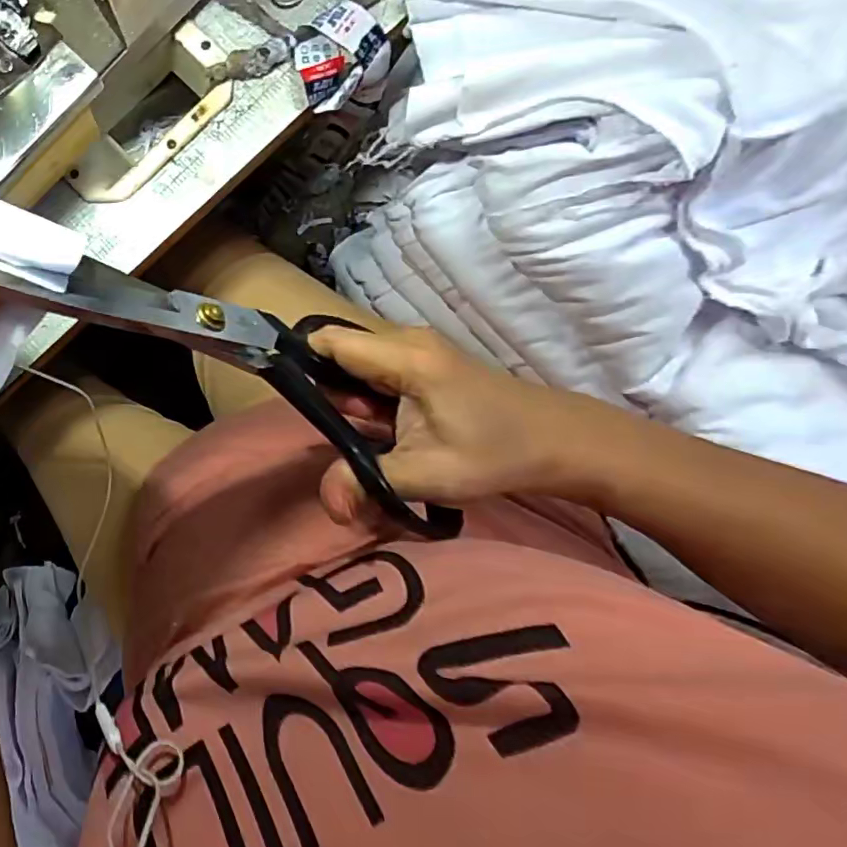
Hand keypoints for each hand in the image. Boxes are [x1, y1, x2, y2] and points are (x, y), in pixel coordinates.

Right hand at [307, 326, 642, 523]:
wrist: (561, 443)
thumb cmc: (496, 452)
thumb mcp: (429, 474)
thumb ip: (368, 481)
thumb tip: (328, 505)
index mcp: (404, 357)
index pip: (329, 341)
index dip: (300, 360)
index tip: (286, 393)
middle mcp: (404, 342)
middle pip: (339, 354)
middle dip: (327, 392)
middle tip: (342, 433)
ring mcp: (414, 350)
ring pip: (356, 366)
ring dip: (349, 400)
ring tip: (367, 435)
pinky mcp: (421, 364)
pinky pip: (375, 373)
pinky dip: (367, 401)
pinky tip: (383, 430)